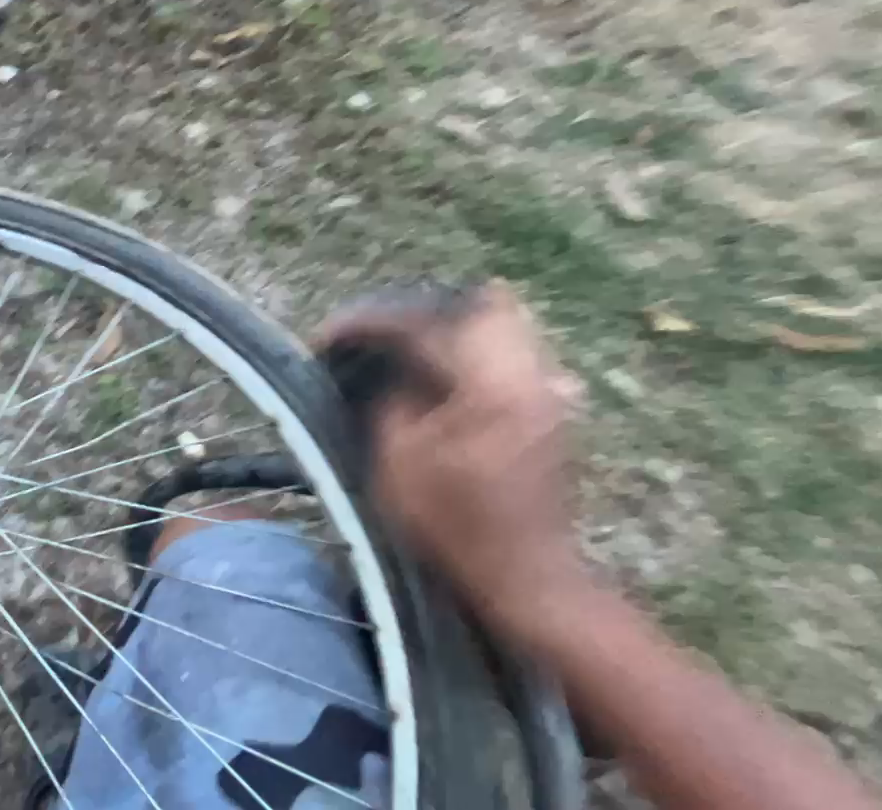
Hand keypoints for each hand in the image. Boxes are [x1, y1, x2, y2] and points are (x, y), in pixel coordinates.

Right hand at [315, 281, 589, 638]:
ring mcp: (549, 392)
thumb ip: (392, 401)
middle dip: (419, 310)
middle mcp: (527, 377)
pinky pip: (518, 351)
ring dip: (452, 323)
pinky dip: (479, 345)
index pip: (419, 329)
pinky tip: (451, 366)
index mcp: (485, 388)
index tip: (328, 336)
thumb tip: (387, 371)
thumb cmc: (449, 523)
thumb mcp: (397, 462)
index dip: (366, 324)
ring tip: (408, 341)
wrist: (524, 575)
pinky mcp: (553, 409)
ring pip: (506, 324)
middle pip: (479, 306)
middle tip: (377, 330)